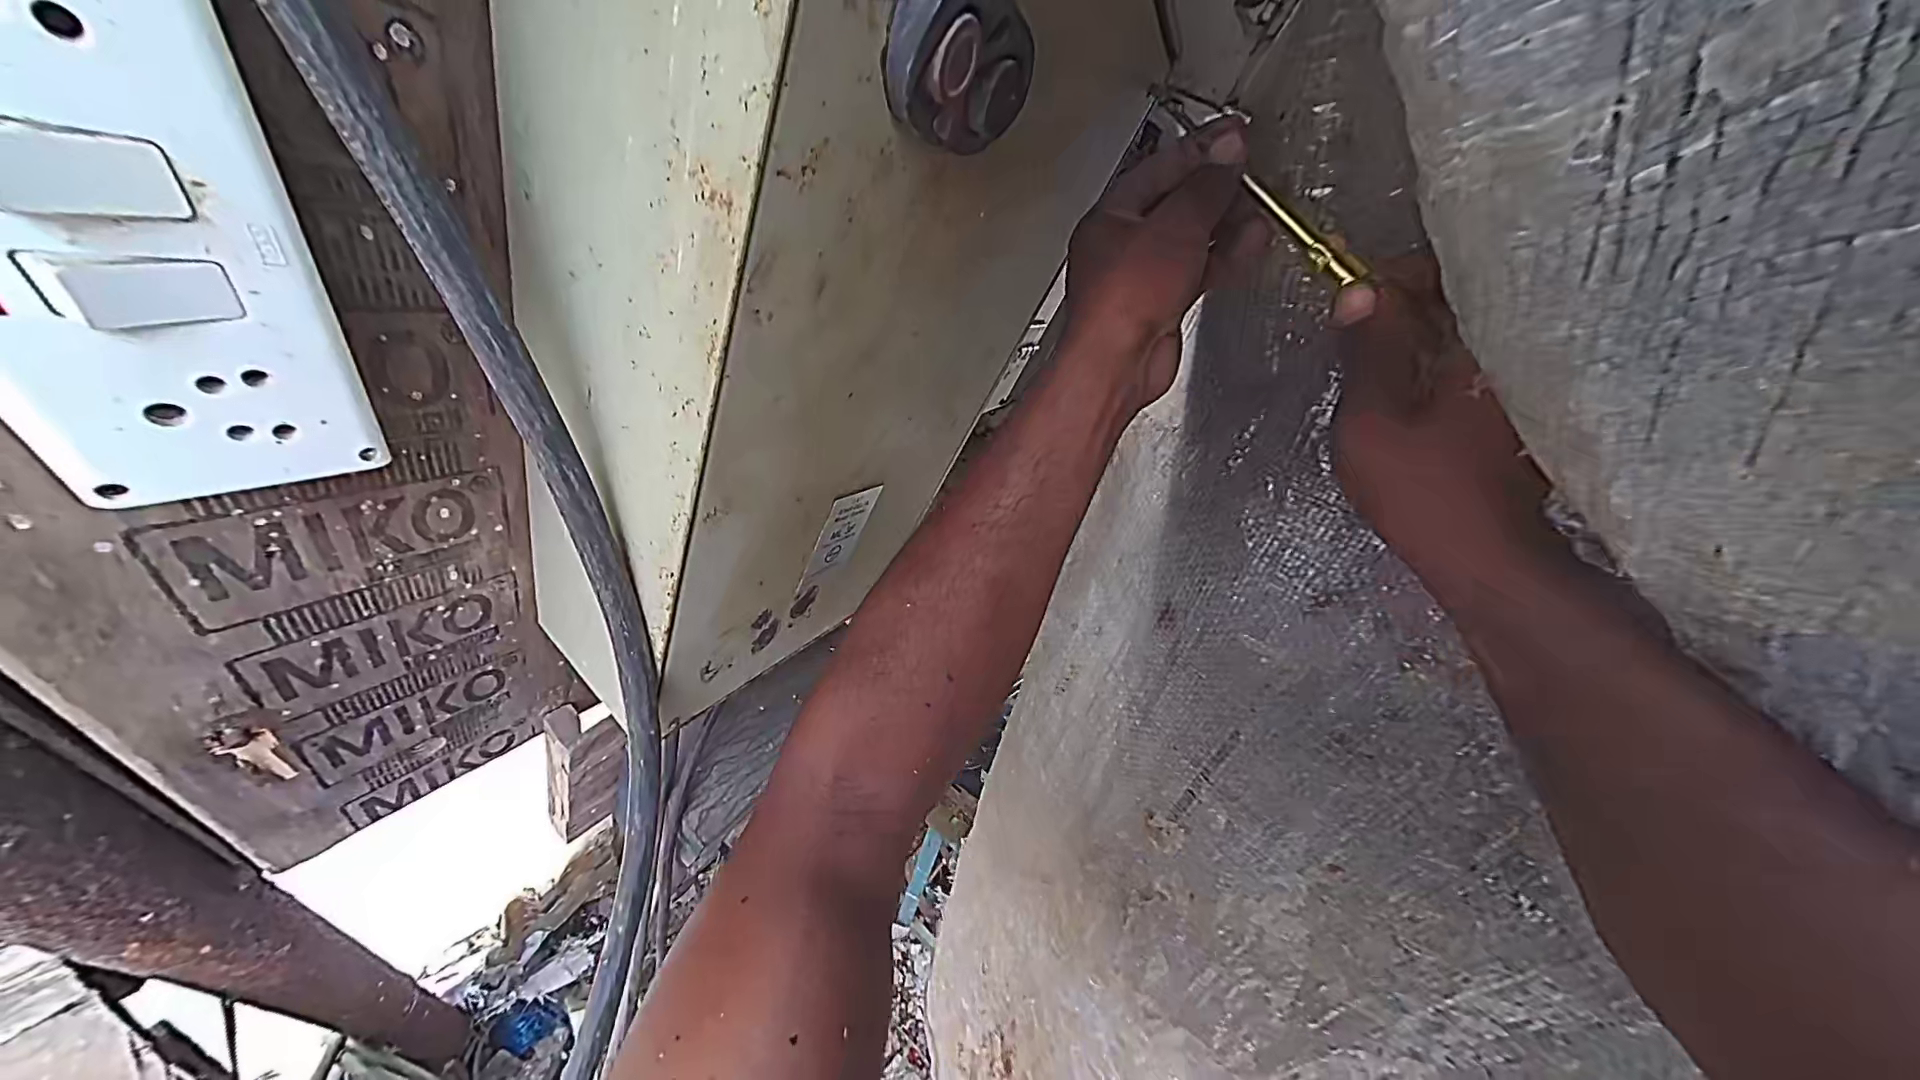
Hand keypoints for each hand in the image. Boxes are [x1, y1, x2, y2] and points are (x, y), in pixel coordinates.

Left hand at [1060, 117, 1273, 411]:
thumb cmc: (1120, 304)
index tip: (1236, 136)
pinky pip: (1196, 271)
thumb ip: (1204, 188)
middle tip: (1252, 178)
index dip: (1201, 148)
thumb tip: (1226, 154)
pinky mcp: (1159, 306)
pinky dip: (1222, 258)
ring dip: (1225, 226)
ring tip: (1259, 212)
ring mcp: (1140, 278)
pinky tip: (1246, 247)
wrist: (1116, 364)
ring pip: (1189, 240)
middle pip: (1176, 203)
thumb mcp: (1172, 228)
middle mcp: (1121, 246)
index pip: (1160, 167)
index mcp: (1110, 217)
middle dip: (1217, 190)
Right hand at [1330, 257, 1560, 590]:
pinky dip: (1434, 364)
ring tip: (1374, 363)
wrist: (1481, 557)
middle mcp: (1513, 351)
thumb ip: (1367, 352)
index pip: (1443, 272)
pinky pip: (1468, 363)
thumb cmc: (1421, 490)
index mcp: (1482, 343)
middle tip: (1355, 337)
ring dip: (1416, 337)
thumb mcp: (1371, 419)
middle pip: (1456, 298)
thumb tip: (1357, 292)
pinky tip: (1404, 391)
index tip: (1352, 301)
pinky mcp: (1510, 410)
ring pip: (1461, 332)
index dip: (1391, 278)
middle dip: (1401, 308)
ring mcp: (1516, 382)